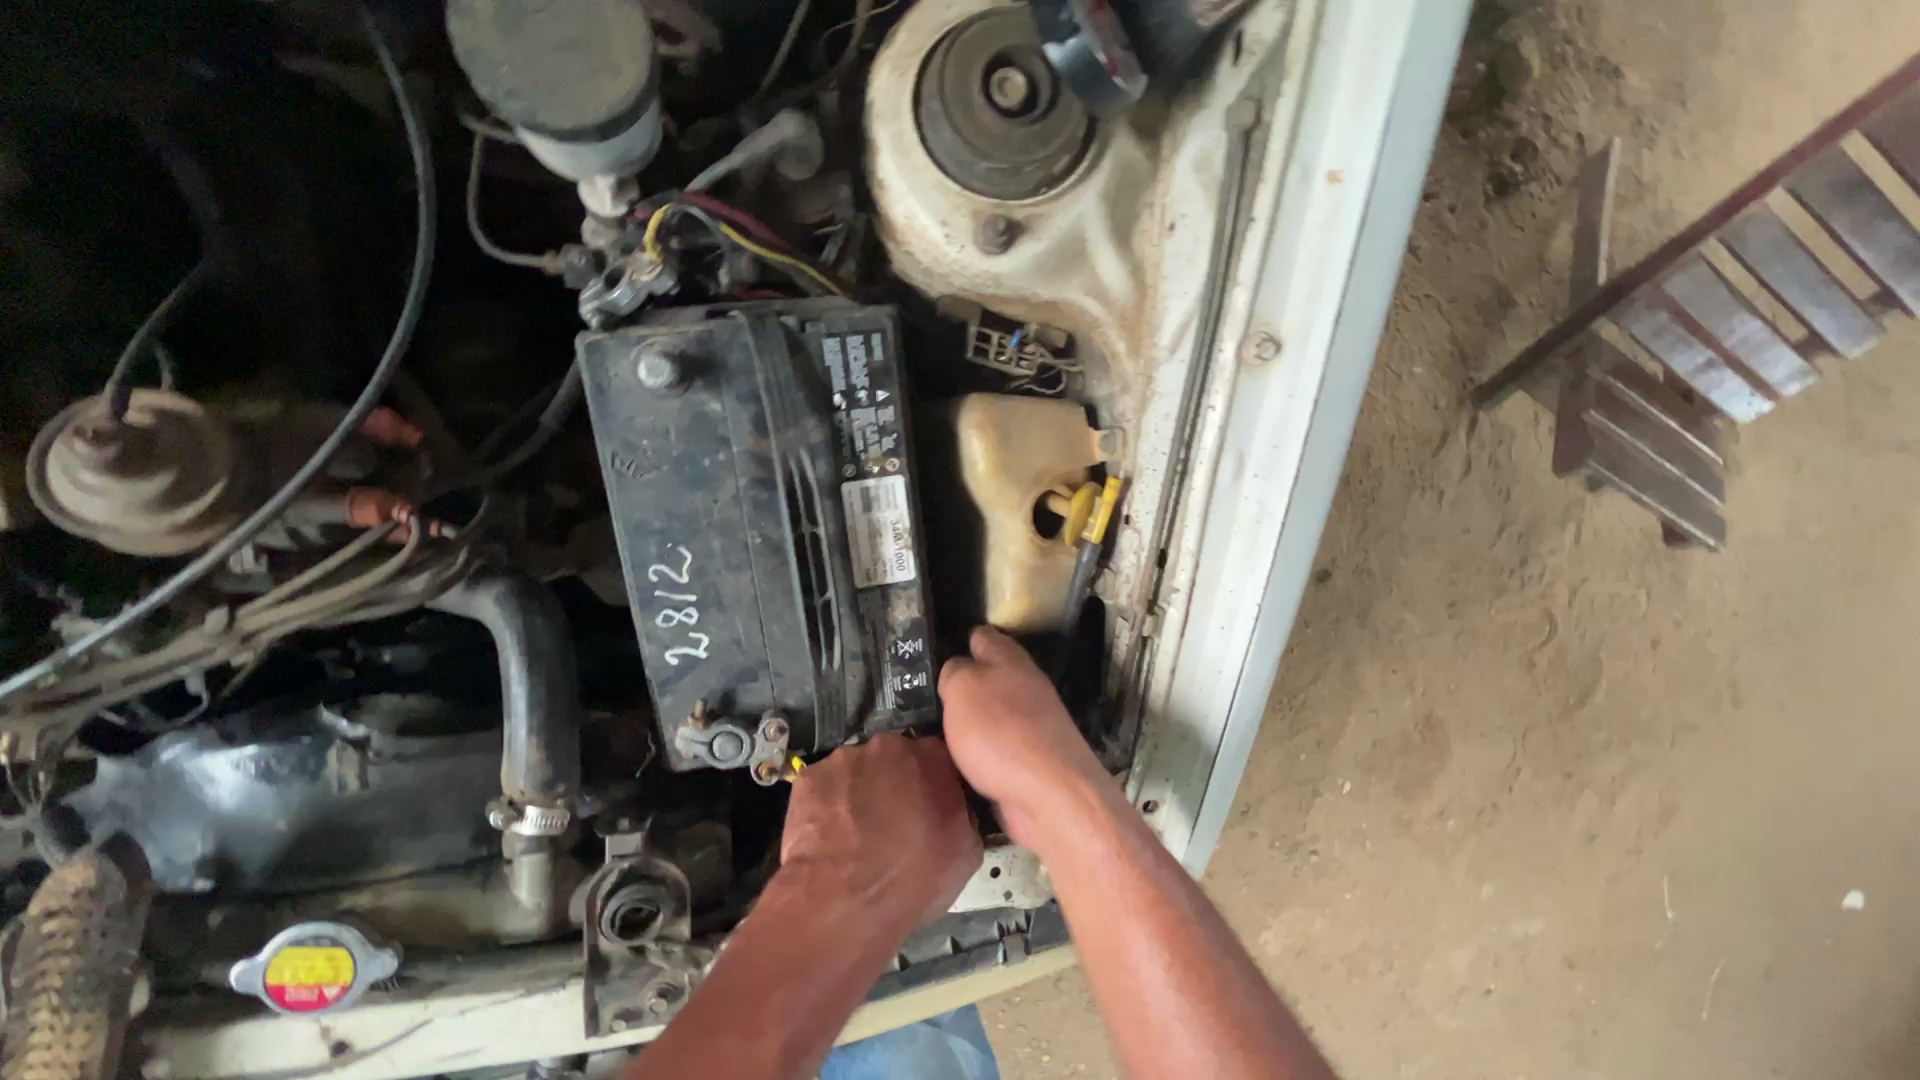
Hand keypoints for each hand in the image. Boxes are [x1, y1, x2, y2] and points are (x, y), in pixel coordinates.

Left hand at [779, 733, 981, 927]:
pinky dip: (826, 805)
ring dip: (858, 792)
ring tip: (853, 834)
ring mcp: (844, 759)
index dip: (931, 784)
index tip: (928, 808)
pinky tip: (827, 837)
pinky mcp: (809, 777)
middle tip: (890, 822)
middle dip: (892, 783)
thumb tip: (954, 811)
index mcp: (933, 757)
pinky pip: (823, 787)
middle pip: (893, 758)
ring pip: (855, 771)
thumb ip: (962, 814)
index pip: (937, 758)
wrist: (847, 900)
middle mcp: (889, 746)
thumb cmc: (915, 877)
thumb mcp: (966, 851)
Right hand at [939, 626, 1115, 850]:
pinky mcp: (1030, 761)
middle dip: (961, 685)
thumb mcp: (963, 689)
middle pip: (989, 677)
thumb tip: (956, 672)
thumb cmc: (1001, 733)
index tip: (933, 652)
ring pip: (991, 715)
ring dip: (968, 722)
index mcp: (1010, 660)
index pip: (982, 637)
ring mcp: (1031, 726)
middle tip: (923, 696)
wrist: (1050, 796)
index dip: (959, 640)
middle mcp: (1025, 687)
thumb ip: (954, 673)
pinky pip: (995, 748)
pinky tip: (955, 762)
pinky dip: (977, 753)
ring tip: (930, 730)